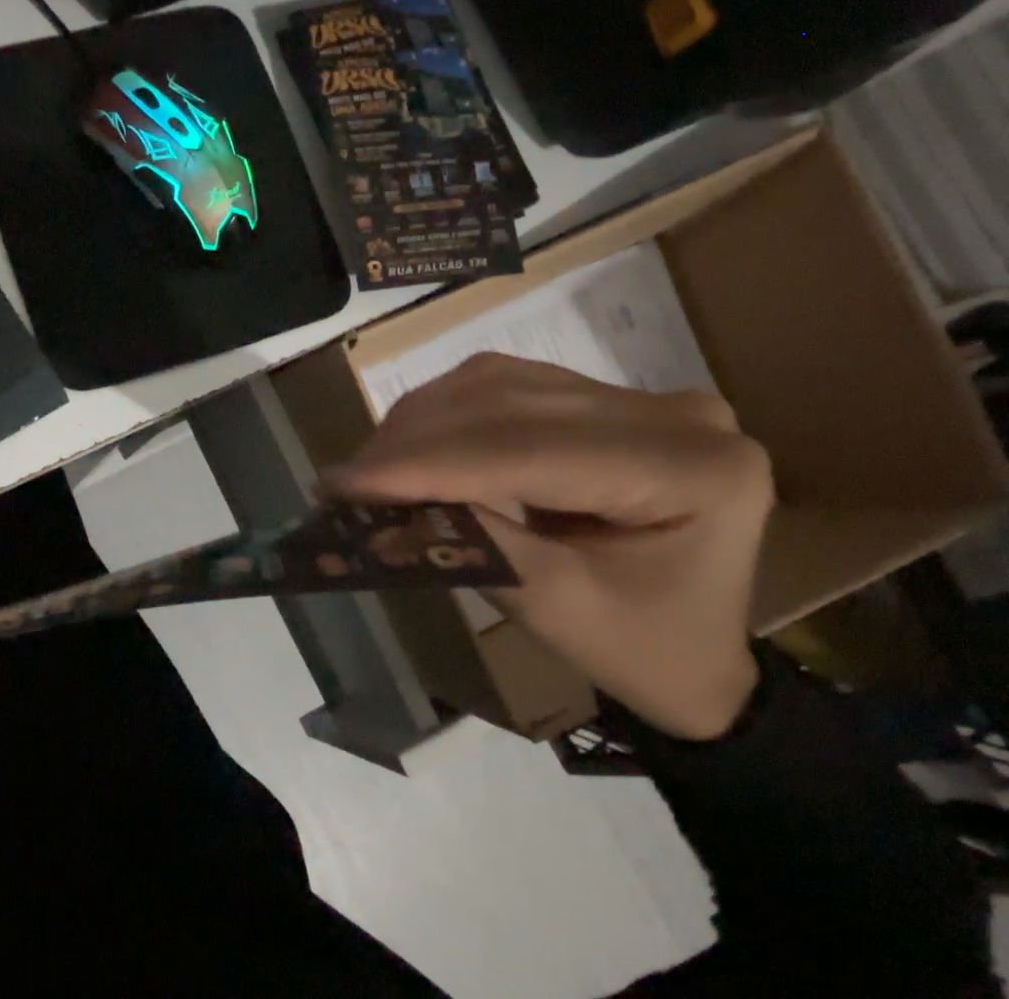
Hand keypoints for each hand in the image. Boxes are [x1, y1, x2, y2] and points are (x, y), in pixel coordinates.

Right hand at [325, 354, 771, 741]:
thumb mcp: (552, 604)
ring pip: (504, 384)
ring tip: (369, 466)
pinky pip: (512, 388)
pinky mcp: (614, 404)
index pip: (530, 449)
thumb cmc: (636, 648)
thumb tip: (382, 504)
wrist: (698, 656)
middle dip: (415, 440)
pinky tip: (409, 444)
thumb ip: (475, 542)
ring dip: (424, 421)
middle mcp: (678, 416)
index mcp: (693, 470)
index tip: (343, 483)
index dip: (428, 463)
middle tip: (343, 479)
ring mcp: (647, 401)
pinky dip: (448, 415)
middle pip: (514, 404)